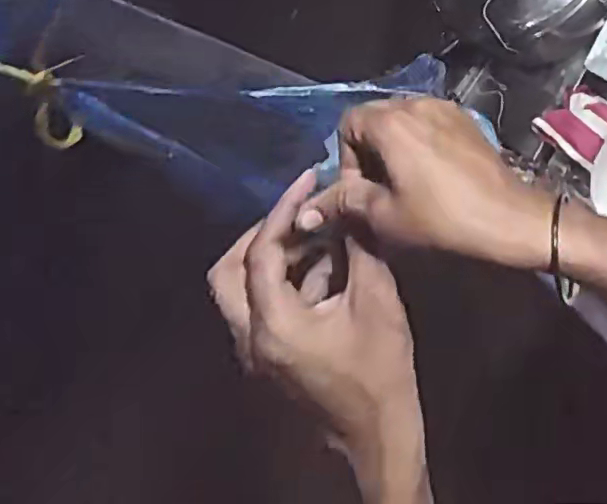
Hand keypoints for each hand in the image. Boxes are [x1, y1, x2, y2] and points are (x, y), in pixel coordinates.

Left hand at [209, 170, 429, 502]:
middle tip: (301, 207)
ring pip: (245, 289)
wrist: (377, 427)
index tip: (310, 179)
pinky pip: (268, 303)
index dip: (283, 209)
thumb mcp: (376, 297)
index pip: (260, 253)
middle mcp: (250, 338)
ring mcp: (259, 349)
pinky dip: (293, 275)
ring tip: (326, 228)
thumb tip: (354, 204)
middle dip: (262, 232)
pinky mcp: (275, 353)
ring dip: (280, 253)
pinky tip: (335, 261)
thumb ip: (361, 247)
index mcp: (271, 325)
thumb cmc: (378, 365)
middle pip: (228, 274)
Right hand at [299, 98, 553, 271]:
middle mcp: (420, 103)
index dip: (345, 155)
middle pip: (377, 115)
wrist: (504, 214)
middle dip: (368, 148)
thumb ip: (345, 200)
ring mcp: (448, 108)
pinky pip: (430, 120)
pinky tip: (429, 172)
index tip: (359, 187)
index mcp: (394, 121)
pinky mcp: (467, 119)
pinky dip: (420, 139)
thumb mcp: (385, 214)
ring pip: (405, 117)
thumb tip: (307, 210)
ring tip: (403, 181)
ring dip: (394, 143)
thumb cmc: (441, 216)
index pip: (349, 121)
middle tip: (377, 186)